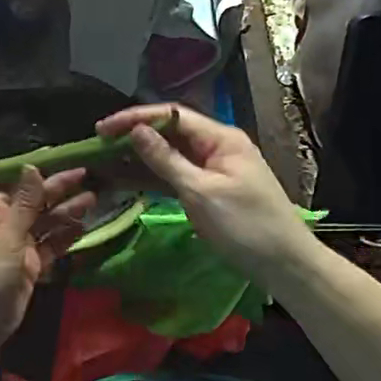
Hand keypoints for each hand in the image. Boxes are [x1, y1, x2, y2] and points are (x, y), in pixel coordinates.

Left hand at [0, 167, 94, 350]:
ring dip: (67, 214)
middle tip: (90, 179)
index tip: (72, 168)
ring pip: (46, 225)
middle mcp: (6, 227)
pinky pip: (50, 247)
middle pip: (36, 205)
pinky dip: (65, 238)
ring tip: (93, 201)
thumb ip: (24, 204)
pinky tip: (83, 228)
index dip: (44, 178)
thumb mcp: (6, 237)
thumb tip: (31, 166)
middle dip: (60, 193)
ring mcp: (19, 248)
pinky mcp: (30, 268)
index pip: (20, 189)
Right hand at [97, 104, 315, 276]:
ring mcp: (211, 169)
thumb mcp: (200, 191)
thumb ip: (165, 160)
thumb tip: (136, 131)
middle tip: (97, 144)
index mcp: (220, 138)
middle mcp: (215, 147)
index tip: (102, 128)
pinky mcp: (206, 190)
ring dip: (137, 157)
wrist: (284, 264)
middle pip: (168, 133)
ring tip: (102, 160)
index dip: (135, 118)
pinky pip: (172, 176)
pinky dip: (149, 176)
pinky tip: (123, 178)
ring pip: (167, 155)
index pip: (171, 116)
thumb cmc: (245, 226)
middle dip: (132, 136)